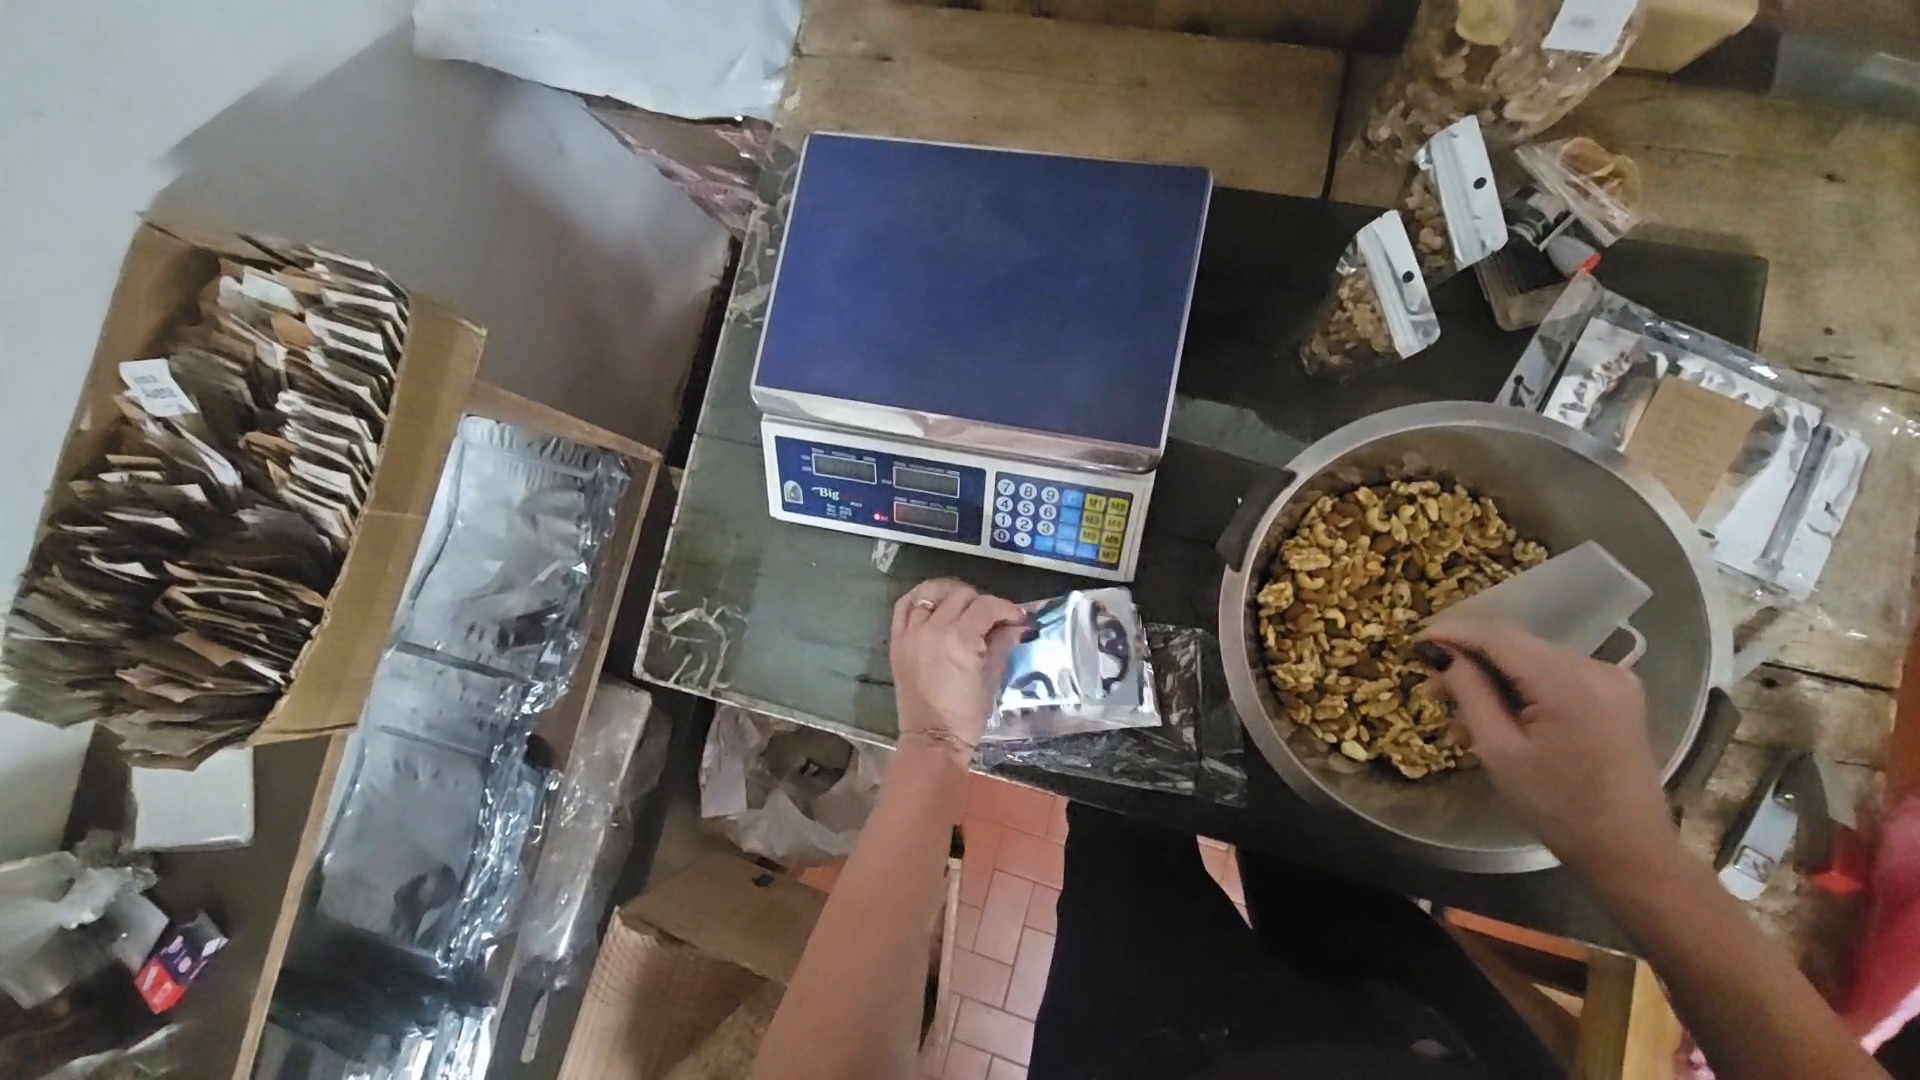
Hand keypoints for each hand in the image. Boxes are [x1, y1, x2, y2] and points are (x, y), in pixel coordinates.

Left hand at [890, 580, 1026, 763]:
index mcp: (960, 639)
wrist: (932, 739)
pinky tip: (934, 604)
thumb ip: (1002, 644)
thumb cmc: (966, 714)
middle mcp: (933, 629)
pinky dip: (919, 598)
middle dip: (983, 603)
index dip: (1006, 609)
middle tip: (993, 619)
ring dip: (952, 595)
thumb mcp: (992, 678)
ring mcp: (912, 633)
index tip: (1017, 618)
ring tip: (964, 608)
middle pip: (961, 595)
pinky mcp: (897, 640)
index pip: (987, 606)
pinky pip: (904, 605)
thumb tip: (1017, 624)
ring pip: (932, 592)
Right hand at [1416, 621, 1680, 877]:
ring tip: (1459, 698)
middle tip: (1431, 681)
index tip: (1413, 641)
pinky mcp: (1616, 691)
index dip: (1452, 632)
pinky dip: (1520, 679)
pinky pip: (1553, 670)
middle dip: (1469, 654)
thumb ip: (1468, 692)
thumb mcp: (1498, 750)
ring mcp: (1613, 678)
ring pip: (1532, 654)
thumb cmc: (1558, 807)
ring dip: (1492, 668)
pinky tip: (1499, 704)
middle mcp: (1598, 668)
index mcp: (1570, 684)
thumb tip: (1440, 653)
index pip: (1498, 636)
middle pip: (1516, 642)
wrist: (1631, 850)